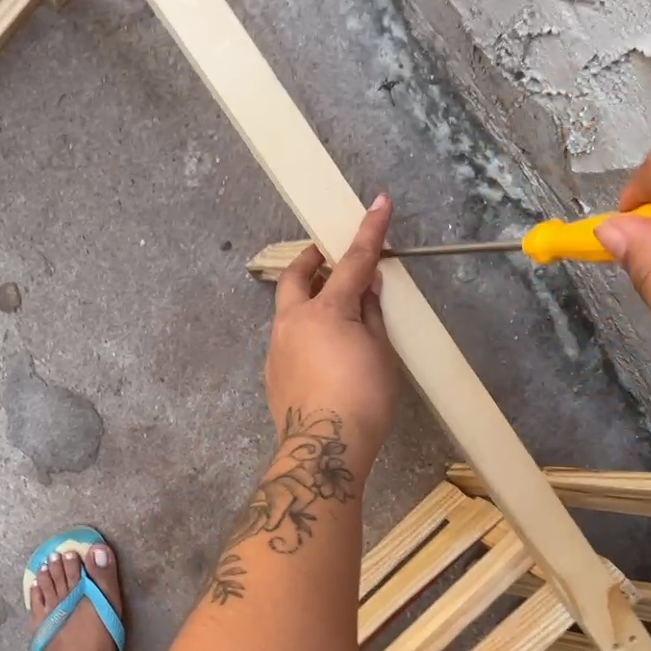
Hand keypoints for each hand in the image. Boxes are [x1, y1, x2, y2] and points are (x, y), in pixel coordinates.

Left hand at [268, 195, 400, 455]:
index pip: (352, 262)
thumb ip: (371, 313)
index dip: (369, 232)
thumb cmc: (363, 399)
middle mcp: (291, 322)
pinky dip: (303, 330)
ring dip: (305, 298)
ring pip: (286, 310)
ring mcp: (275, 348)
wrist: (322, 447)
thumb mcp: (380, 352)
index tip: (379, 203)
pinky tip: (322, 349)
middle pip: (295, 276)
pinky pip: (286, 338)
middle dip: (311, 258)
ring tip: (333, 308)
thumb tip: (366, 287)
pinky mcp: (271, 372)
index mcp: (324, 310)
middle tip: (328, 255)